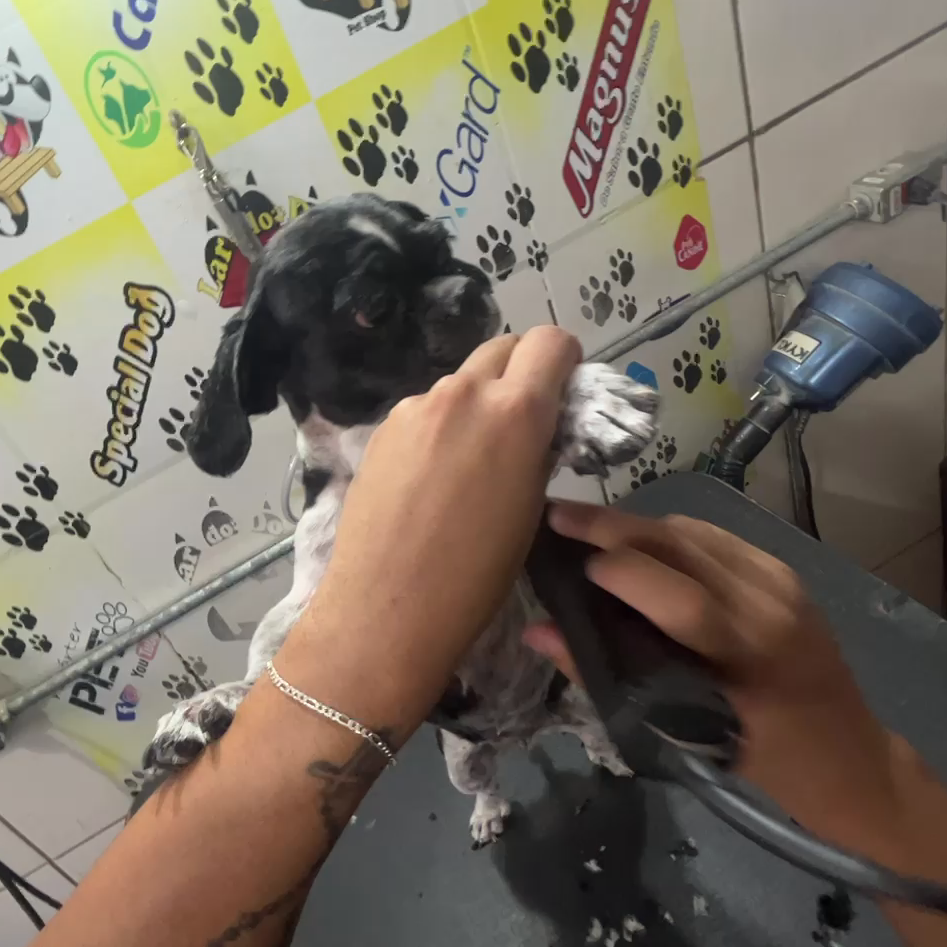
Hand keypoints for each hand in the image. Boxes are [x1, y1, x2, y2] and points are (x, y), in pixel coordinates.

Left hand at [275, 327, 581, 725]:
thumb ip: (537, 450)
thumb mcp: (530, 507)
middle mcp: (462, 393)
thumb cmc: (476, 573)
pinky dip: (437, 427)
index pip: (550, 341)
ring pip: (459, 384)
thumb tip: (538, 428)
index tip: (563, 391)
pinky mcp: (382, 427)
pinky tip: (426, 477)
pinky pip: (424, 411)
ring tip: (466, 464)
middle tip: (520, 423)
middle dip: (520, 373)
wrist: (387, 605)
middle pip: (501, 349)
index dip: (564, 360)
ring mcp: (415, 407)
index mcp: (515, 410)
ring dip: (474, 404)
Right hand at [529, 505, 902, 833]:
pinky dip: (662, 532)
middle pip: (679, 543)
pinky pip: (708, 535)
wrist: (853, 757)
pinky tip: (634, 542)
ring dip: (633, 524)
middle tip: (554, 514)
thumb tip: (537, 633)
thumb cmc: (766, 760)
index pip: (680, 596)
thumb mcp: (683, 732)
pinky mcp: (779, 568)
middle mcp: (770, 602)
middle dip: (610, 525)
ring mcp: (778, 578)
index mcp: (752, 653)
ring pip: (690, 529)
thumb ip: (606, 676)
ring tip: (584, 526)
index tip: (569, 564)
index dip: (621, 572)